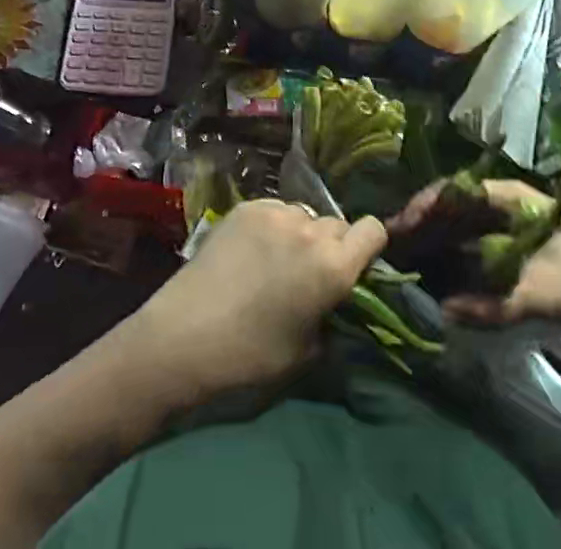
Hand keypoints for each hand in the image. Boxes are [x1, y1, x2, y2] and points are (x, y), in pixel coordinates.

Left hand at [121, 200, 385, 396]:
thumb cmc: (253, 352)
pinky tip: (253, 247)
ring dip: (300, 231)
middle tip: (310, 269)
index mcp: (334, 266)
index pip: (374, 230)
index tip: (356, 265)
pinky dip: (272, 224)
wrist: (186, 333)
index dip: (368, 247)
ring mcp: (272, 213)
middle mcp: (308, 230)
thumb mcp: (310, 347)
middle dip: (332, 243)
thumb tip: (336, 299)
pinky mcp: (243, 207)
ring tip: (278, 257)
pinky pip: (273, 208)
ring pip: (303, 213)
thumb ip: (333, 313)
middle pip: (337, 223)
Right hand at [388, 179, 560, 331]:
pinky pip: (475, 239)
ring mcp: (514, 221)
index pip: (452, 189)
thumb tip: (441, 310)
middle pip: (453, 204)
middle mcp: (508, 202)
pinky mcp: (520, 243)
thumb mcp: (535, 295)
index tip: (399, 226)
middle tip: (395, 243)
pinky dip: (455, 249)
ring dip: (437, 237)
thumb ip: (486, 305)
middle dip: (423, 223)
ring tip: (410, 255)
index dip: (422, 205)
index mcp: (510, 196)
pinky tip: (441, 267)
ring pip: (463, 221)